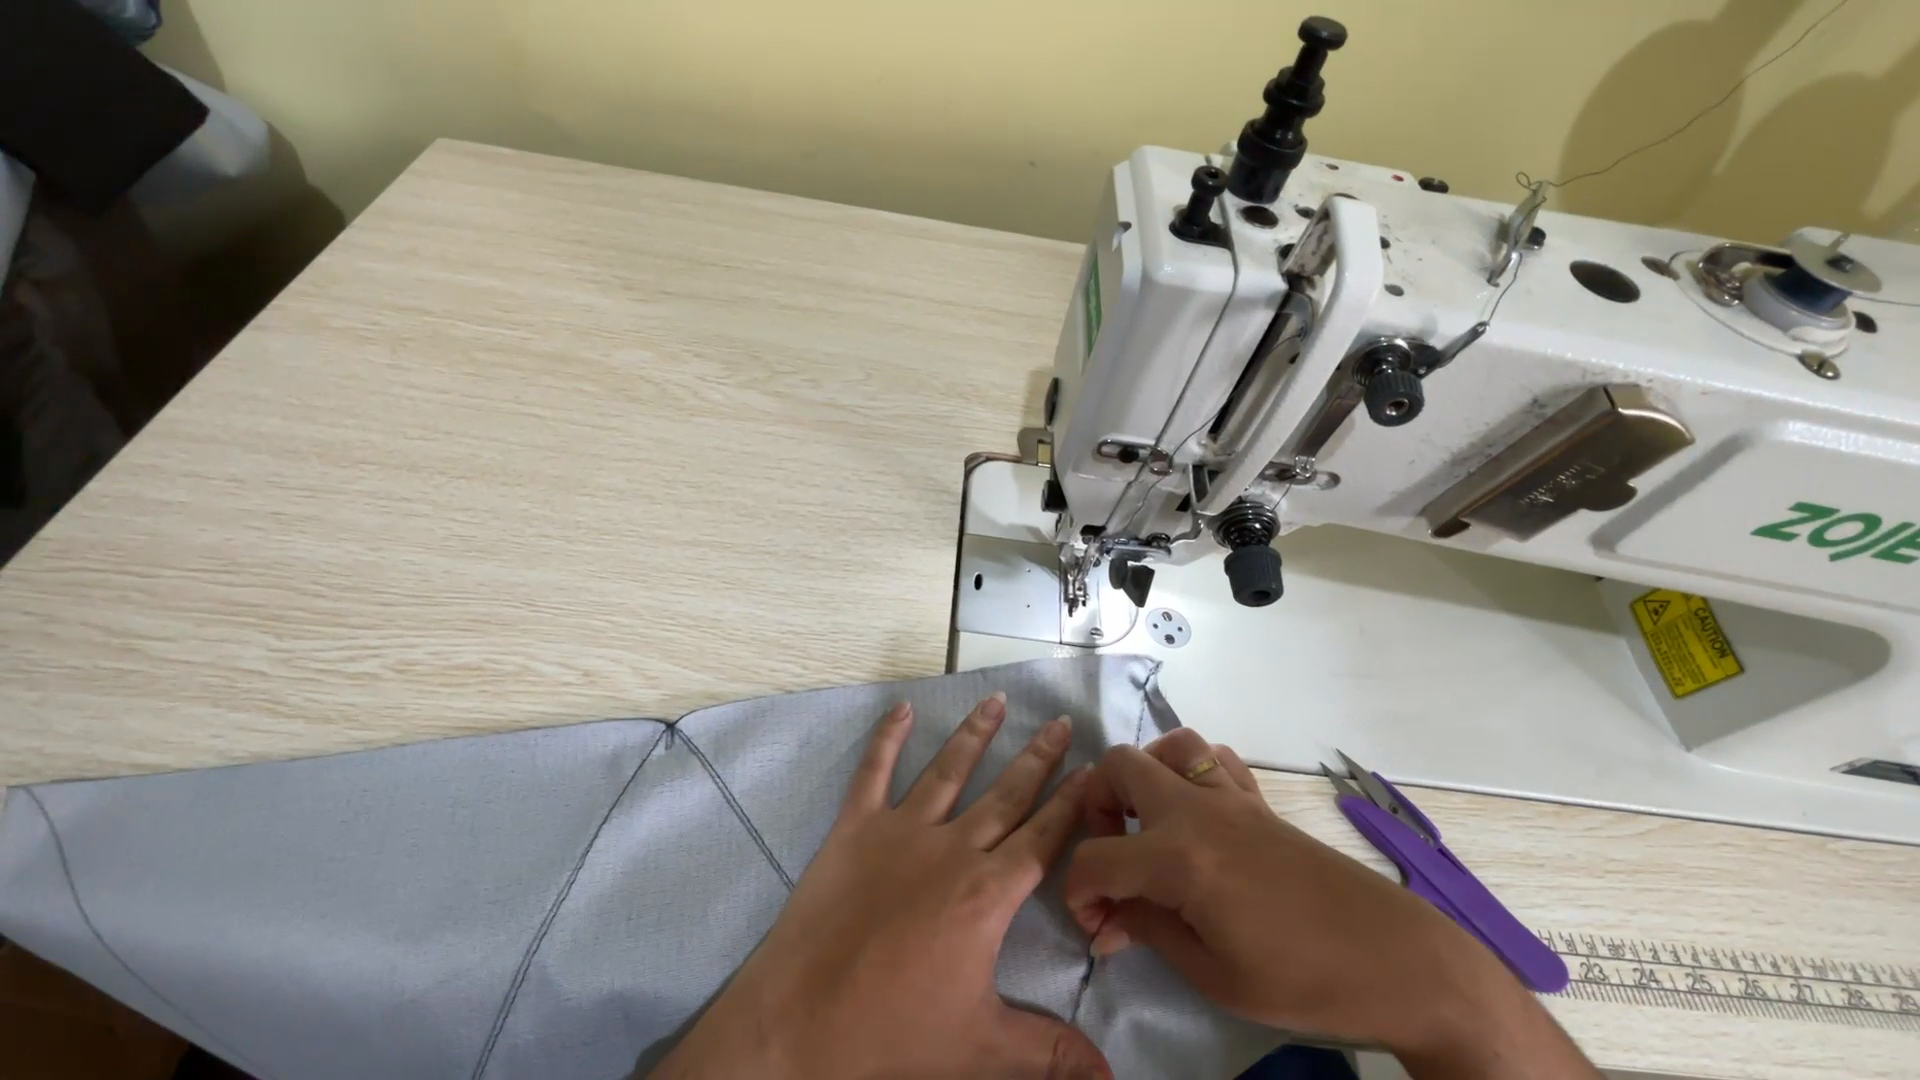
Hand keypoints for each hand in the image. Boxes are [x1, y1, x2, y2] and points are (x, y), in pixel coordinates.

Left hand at [650, 694, 1111, 1079]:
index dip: (1073, 802)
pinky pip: (873, 773)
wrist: (801, 1022)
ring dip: (975, 734)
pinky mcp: (854, 829)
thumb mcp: (983, 1047)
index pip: (1044, 836)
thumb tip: (1113, 1075)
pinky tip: (900, 710)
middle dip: (1038, 757)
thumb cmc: (893, 1034)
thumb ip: (1052, 1053)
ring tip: (997, 701)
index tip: (1093, 768)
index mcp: (989, 892)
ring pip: (949, 771)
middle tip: (1060, 723)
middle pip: (1007, 793)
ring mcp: (901, 832)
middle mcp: (953, 849)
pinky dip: (887, 739)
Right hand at [1062, 730, 1597, 1079]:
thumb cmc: (1303, 981)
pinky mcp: (1261, 802)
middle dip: (1097, 807)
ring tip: (1149, 825)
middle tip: (1113, 857)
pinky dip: (1192, 771)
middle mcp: (1198, 810)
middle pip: (1118, 767)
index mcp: (1179, 857)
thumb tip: (1106, 924)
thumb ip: (1150, 933)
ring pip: (1170, 745)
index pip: (1096, 858)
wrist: (1398, 962)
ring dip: (1144, 775)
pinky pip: (1216, 757)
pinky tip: (1197, 814)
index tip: (1094, 926)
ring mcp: (1233, 798)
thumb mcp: (1214, 975)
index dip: (1078, 893)